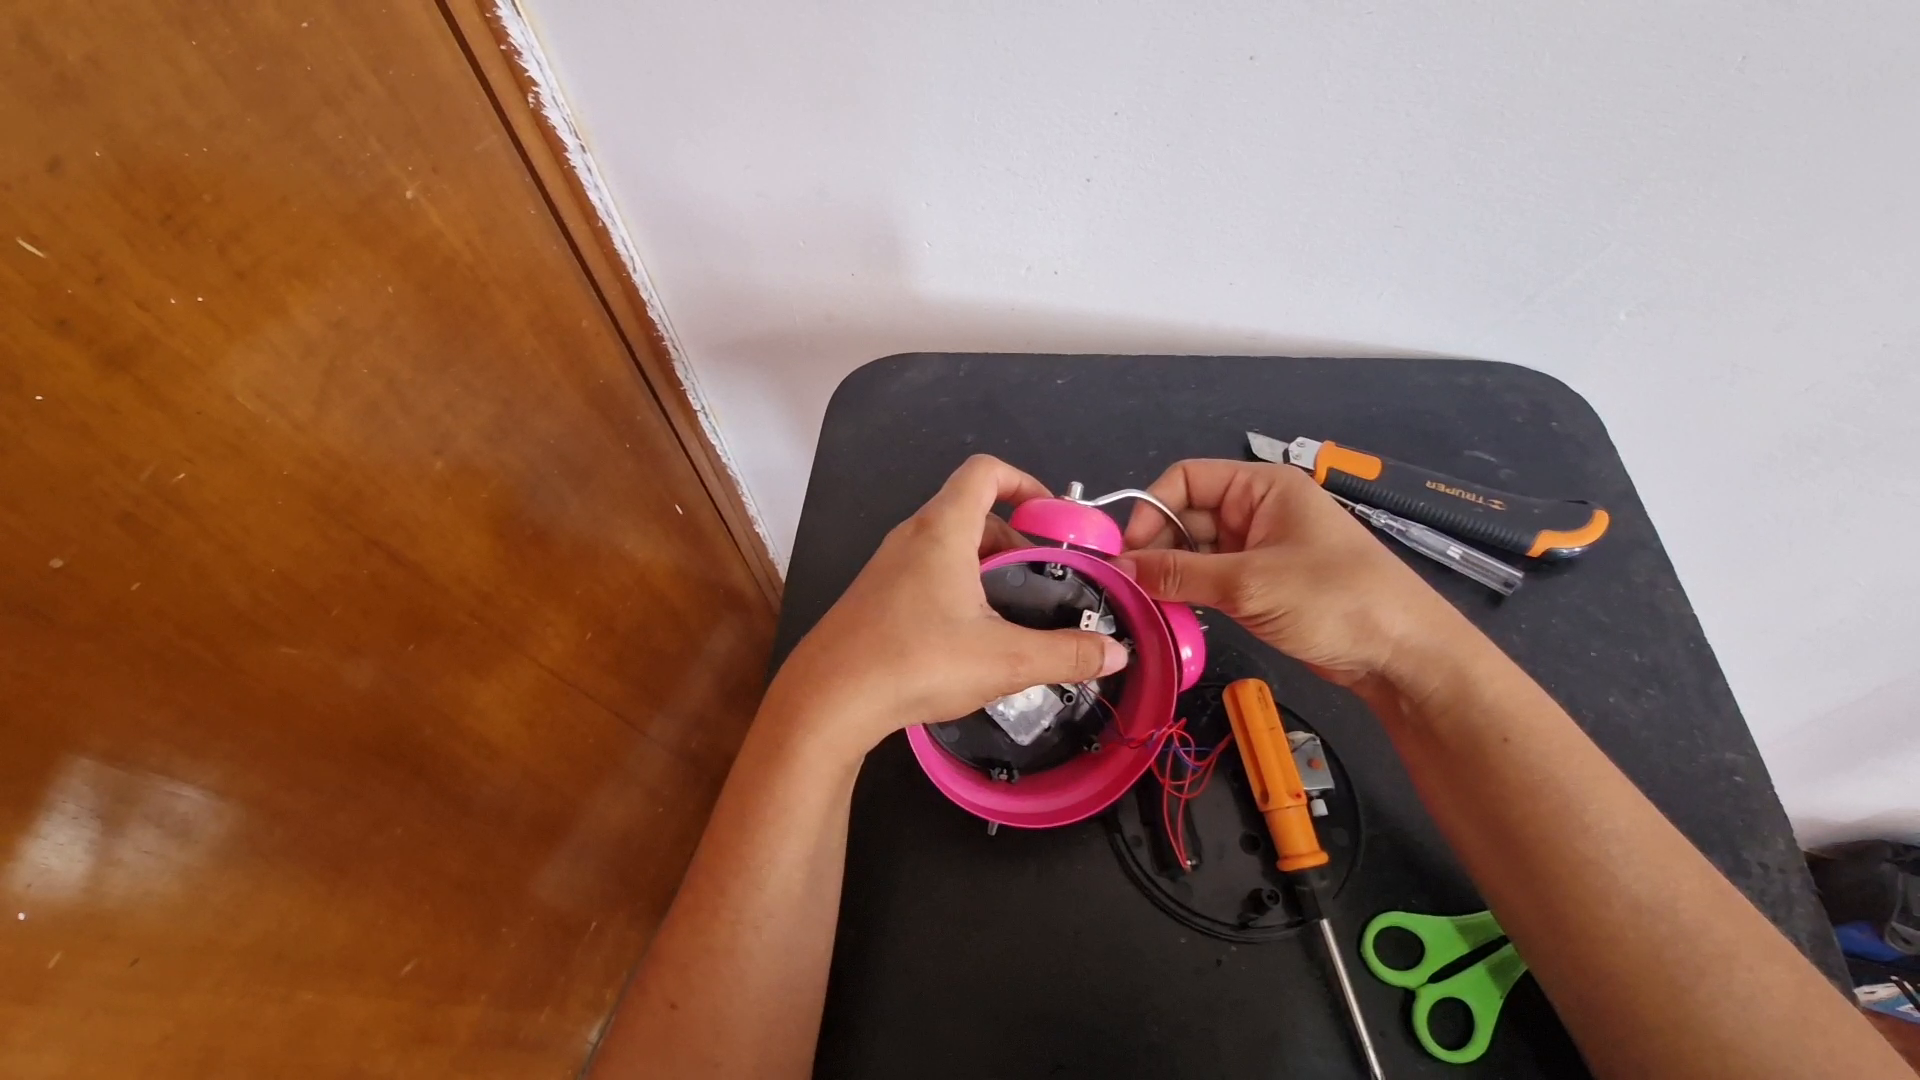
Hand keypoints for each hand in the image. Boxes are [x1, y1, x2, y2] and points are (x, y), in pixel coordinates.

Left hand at [765, 455, 1128, 759]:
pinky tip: (966, 636)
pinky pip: (925, 572)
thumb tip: (1115, 653)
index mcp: (942, 530)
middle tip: (1040, 579)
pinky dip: (955, 586)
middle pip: (970, 511)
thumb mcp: (1004, 660)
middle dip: (1013, 537)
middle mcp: (911, 536)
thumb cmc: (917, 662)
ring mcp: (887, 566)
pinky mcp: (874, 596)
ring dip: (984, 566)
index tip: (1052, 518)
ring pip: (947, 546)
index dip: (1025, 482)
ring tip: (1009, 611)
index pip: (985, 471)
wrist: (827, 700)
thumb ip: (1066, 654)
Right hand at [1117, 459, 1470, 687]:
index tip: (1127, 552)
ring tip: (1146, 604)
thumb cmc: (1333, 600)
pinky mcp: (1259, 585)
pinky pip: (1209, 579)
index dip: (1151, 509)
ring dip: (1170, 575)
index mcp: (1261, 488)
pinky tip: (1170, 613)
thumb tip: (1118, 568)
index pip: (1186, 479)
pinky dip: (1188, 593)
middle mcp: (1256, 511)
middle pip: (1186, 517)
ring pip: (1194, 552)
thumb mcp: (1249, 583)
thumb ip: (1178, 573)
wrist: (1401, 654)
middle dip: (1157, 547)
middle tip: (1129, 586)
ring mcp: (1258, 549)